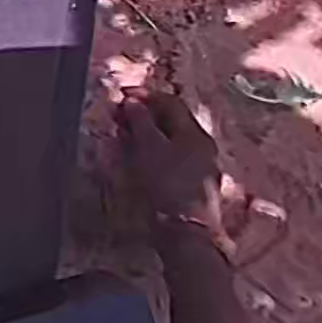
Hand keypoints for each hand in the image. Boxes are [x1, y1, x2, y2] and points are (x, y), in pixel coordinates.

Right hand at [117, 88, 228, 247]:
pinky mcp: (192, 179)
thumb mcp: (149, 147)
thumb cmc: (167, 182)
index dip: (145, 95)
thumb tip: (133, 102)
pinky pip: (171, 151)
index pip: (170, 103)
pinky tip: (138, 150)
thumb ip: (141, 121)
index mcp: (194, 133)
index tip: (121, 94)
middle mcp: (202, 144)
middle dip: (144, 112)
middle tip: (119, 112)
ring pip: (171, 136)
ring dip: (147, 128)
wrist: (186, 228)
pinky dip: (153, 144)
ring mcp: (199, 163)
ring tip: (124, 129)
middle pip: (172, 119)